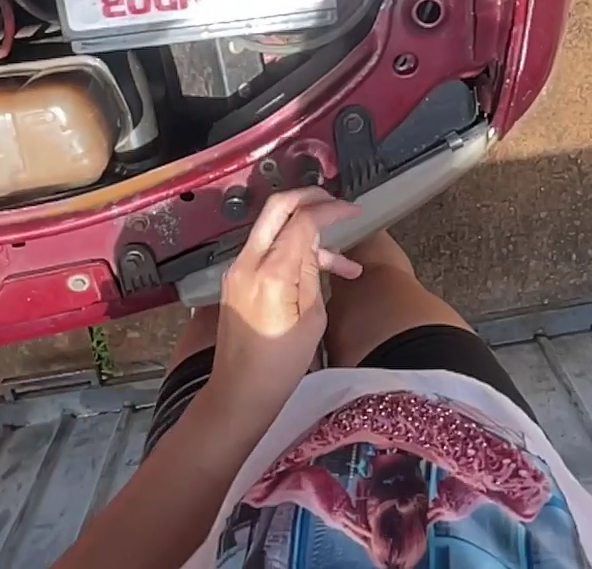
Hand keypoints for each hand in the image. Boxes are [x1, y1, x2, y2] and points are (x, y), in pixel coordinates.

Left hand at [214, 187, 362, 407]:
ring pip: (274, 227)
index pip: (302, 221)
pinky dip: (293, 251)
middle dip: (309, 197)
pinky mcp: (237, 278)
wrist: (238, 395)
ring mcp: (238, 268)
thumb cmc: (280, 367)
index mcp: (271, 274)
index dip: (330, 209)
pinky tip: (322, 272)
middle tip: (336, 201)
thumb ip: (311, 273)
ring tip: (344, 257)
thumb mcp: (311, 320)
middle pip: (277, 207)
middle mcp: (248, 262)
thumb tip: (313, 242)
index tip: (354, 209)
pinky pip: (268, 250)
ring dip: (306, 230)